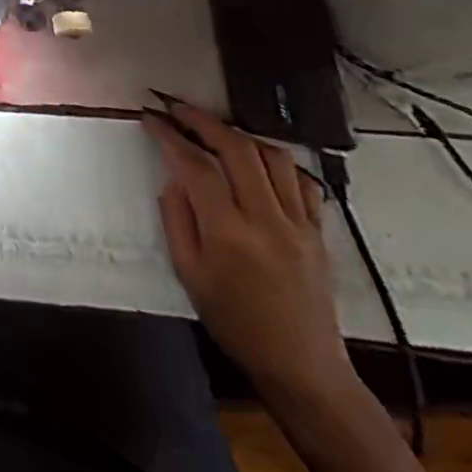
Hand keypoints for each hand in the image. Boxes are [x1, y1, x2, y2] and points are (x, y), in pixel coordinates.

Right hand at [146, 104, 353, 397]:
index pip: (195, 167)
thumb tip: (174, 179)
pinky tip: (260, 161)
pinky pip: (302, 180)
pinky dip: (278, 161)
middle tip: (179, 108)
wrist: (300, 364)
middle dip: (204, 120)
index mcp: (228, 233)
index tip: (152, 119)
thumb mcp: (189, 275)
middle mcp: (267, 219)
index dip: (170, 136)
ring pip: (273, 156)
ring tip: (217, 130)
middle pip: (237, 149)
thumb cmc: (235, 322)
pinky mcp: (319, 230)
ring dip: (241, 134)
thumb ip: (177, 221)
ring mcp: (299, 222)